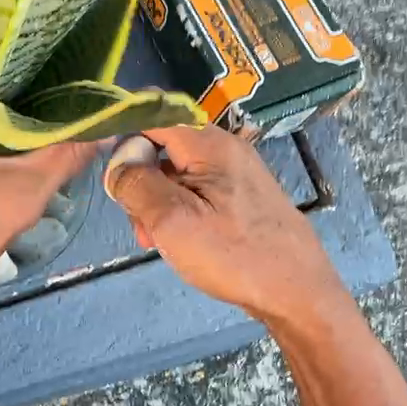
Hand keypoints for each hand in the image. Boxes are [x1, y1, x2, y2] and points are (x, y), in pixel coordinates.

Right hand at [105, 125, 339, 321]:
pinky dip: (178, 211)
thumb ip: (137, 186)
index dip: (123, 133)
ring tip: (158, 241)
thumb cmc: (234, 255)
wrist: (296, 292)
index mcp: (209, 145)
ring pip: (177, 172)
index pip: (153, 113)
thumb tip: (118, 166)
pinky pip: (196, 191)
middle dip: (139, 179)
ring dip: (156, 202)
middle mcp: (224, 149)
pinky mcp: (241, 197)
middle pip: (163, 146)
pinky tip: (179, 241)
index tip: (110, 172)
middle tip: (140, 225)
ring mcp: (235, 173)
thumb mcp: (173, 221)